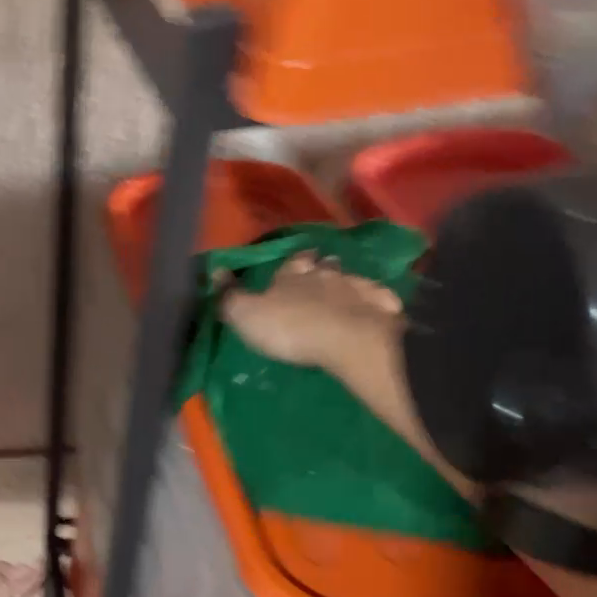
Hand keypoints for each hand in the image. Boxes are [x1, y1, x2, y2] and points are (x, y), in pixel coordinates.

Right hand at [219, 252, 402, 369]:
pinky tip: (374, 304)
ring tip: (344, 287)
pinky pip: (378, 297)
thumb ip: (230, 295)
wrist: (348, 340)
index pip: (293, 262)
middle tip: (322, 267)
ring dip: (347, 281)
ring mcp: (358, 289)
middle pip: (325, 266)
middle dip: (322, 266)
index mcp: (292, 276)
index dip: (294, 260)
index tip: (299, 256)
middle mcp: (326, 275)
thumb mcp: (245, 314)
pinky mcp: (382, 307)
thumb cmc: (290, 327)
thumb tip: (215, 269)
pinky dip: (374, 298)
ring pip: (351, 279)